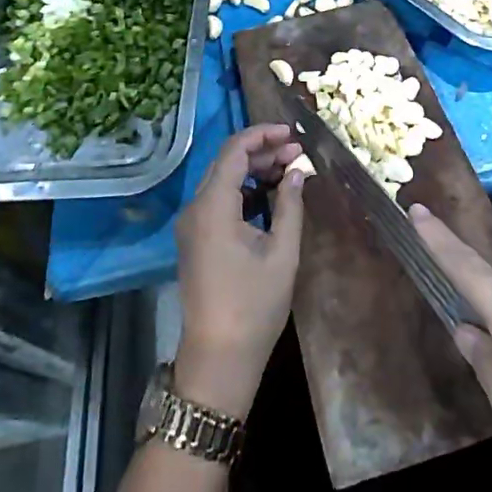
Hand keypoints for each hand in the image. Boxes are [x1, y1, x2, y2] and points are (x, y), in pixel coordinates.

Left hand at [172, 124, 306, 416]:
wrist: (219, 357)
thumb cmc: (254, 305)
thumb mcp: (282, 252)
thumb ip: (289, 204)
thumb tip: (296, 171)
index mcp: (212, 207)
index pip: (234, 151)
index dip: (263, 135)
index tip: (293, 133)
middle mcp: (195, 209)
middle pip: (226, 162)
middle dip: (263, 151)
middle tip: (299, 152)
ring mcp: (192, 225)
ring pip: (223, 179)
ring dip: (255, 169)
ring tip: (291, 168)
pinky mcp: (196, 239)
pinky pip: (219, 199)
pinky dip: (245, 189)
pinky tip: (272, 192)